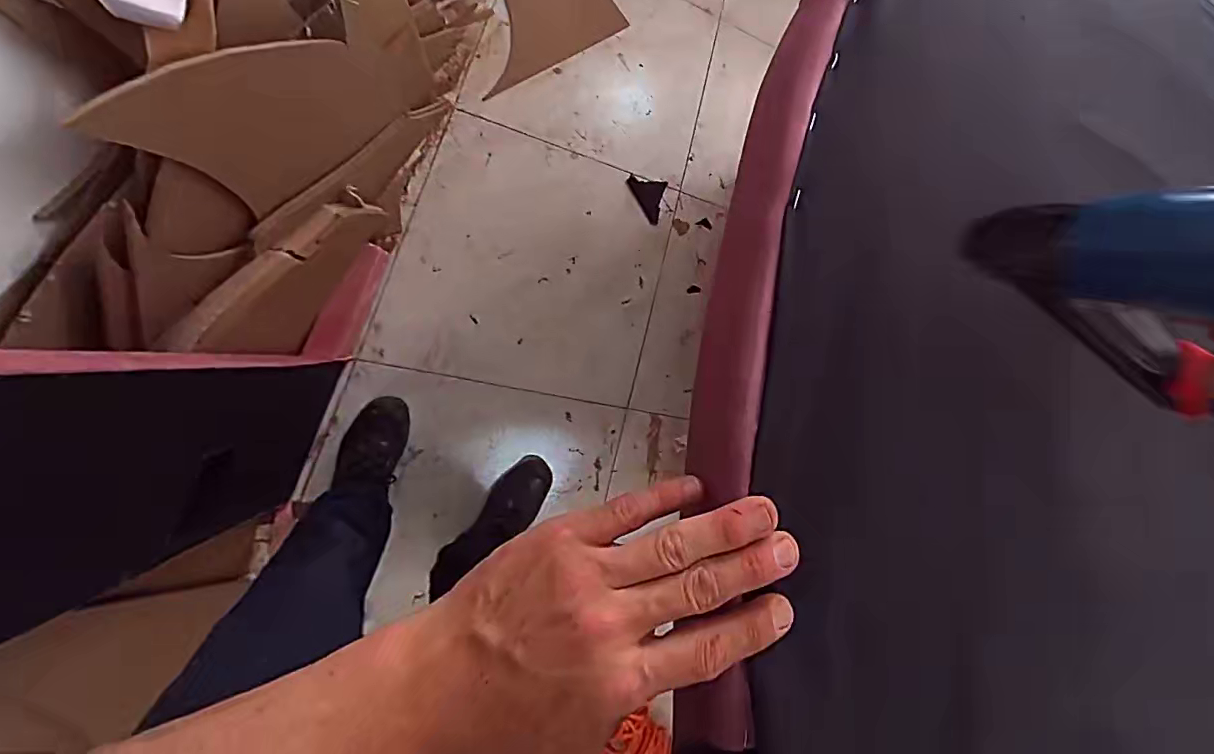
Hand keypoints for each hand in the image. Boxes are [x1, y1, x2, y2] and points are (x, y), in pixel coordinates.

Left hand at [400, 475, 796, 753]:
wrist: (424, 693)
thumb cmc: (500, 726)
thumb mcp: (579, 739)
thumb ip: (640, 704)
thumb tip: (695, 677)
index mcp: (615, 683)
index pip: (704, 647)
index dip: (751, 626)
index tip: (783, 607)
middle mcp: (607, 625)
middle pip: (699, 586)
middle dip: (752, 565)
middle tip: (789, 546)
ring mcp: (585, 574)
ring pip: (673, 544)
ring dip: (725, 525)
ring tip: (764, 509)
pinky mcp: (563, 538)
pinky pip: (626, 510)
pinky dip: (665, 496)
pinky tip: (698, 486)